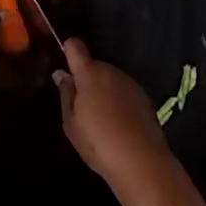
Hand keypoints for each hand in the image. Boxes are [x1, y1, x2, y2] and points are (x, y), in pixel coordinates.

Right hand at [54, 39, 170, 186]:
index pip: (76, 48)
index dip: (68, 49)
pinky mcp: (143, 95)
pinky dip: (117, 100)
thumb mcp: (71, 122)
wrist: (140, 158)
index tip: (64, 59)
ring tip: (98, 118)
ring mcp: (130, 82)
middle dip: (86, 79)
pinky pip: (123, 91)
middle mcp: (112, 71)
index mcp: (90, 73)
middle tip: (79, 105)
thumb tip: (61, 73)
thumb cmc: (97, 141)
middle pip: (94, 66)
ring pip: (110, 78)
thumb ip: (66, 94)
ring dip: (103, 90)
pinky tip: (116, 122)